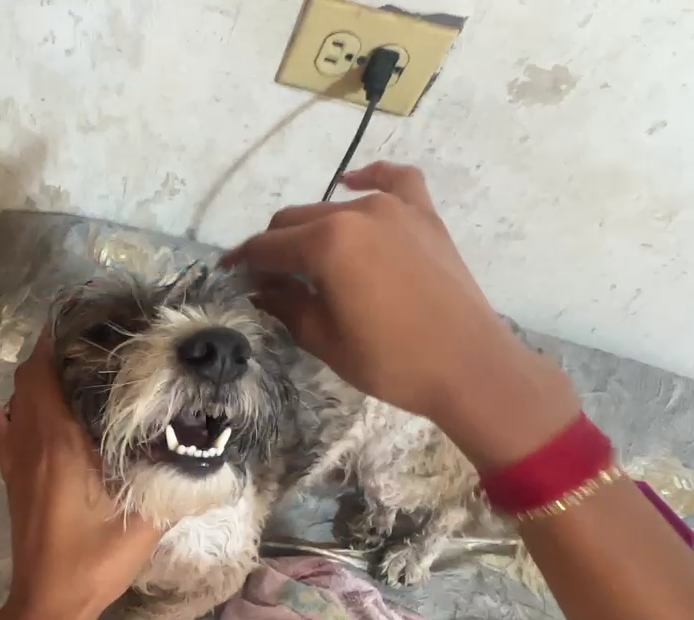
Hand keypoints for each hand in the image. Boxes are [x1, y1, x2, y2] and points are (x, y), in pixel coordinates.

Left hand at [0, 336, 163, 619]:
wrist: (46, 604)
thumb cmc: (93, 564)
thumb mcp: (145, 522)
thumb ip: (174, 481)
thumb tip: (208, 446)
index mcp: (58, 444)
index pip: (46, 372)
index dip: (60, 339)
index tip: (91, 319)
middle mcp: (30, 444)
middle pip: (29, 379)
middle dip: (53, 350)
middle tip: (94, 338)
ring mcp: (15, 463)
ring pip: (14, 402)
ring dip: (34, 377)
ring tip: (70, 361)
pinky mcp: (12, 480)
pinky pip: (1, 432)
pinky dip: (3, 409)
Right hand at [224, 162, 579, 468]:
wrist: (466, 364)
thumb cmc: (387, 360)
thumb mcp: (322, 338)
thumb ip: (285, 304)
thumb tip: (261, 289)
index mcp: (326, 244)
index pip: (267, 247)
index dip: (242, 262)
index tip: (227, 275)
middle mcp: (356, 213)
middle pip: (295, 221)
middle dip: (272, 248)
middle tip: (264, 280)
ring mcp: (395, 209)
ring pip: (333, 205)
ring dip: (309, 229)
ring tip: (304, 261)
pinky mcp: (424, 216)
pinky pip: (393, 182)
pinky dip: (368, 180)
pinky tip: (351, 184)